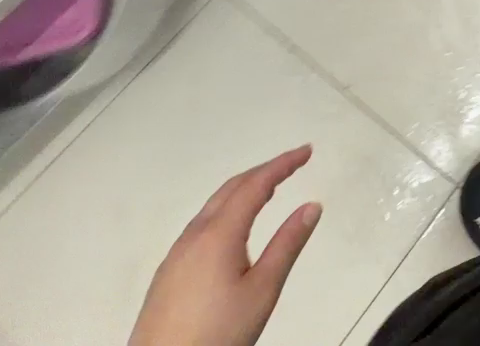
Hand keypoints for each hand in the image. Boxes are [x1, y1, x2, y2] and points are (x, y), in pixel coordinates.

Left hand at [128, 147, 322, 345]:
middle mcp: (193, 237)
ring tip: (270, 189)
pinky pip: (201, 225)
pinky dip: (227, 210)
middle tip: (294, 164)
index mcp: (218, 235)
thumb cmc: (217, 335)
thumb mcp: (262, 291)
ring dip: (243, 190)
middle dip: (263, 171)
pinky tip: (234, 228)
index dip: (282, 164)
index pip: (255, 185)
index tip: (307, 151)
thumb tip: (312, 205)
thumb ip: (287, 244)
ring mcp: (176, 256)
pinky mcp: (167, 276)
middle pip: (231, 188)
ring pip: (213, 207)